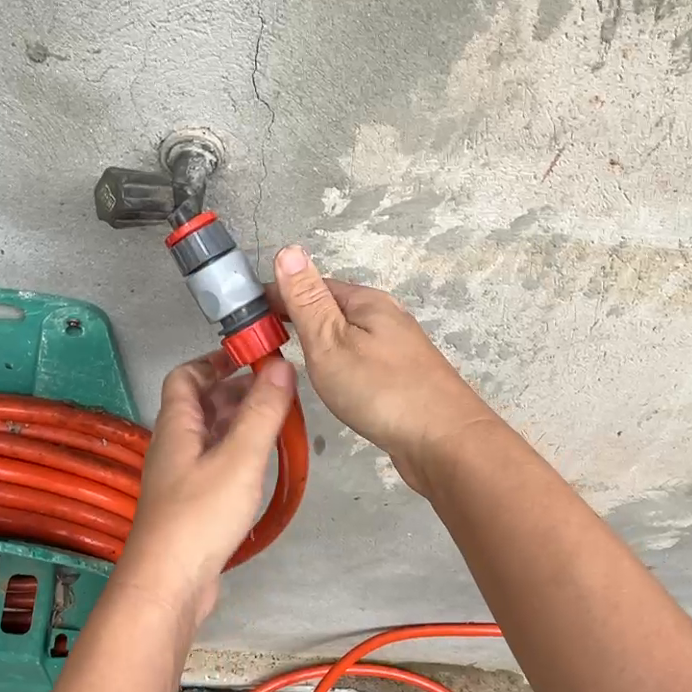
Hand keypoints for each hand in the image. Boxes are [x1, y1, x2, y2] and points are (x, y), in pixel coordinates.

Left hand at [115, 350, 296, 625]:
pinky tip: (261, 462)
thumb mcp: (239, 458)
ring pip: (210, 435)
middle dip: (236, 390)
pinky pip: (214, 462)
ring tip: (277, 420)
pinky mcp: (190, 503)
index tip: (251, 357)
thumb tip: (279, 365)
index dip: (214, 361)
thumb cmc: (200, 515)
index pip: (185, 375)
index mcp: (176, 425)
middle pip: (200, 404)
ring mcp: (180, 475)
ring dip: (239, 422)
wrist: (168, 583)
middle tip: (276, 389)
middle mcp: (173, 444)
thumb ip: (261, 412)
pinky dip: (237, 452)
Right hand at [268, 245, 493, 492]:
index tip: (248, 321)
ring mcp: (398, 348)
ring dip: (318, 343)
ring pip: (346, 336)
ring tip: (290, 365)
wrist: (444, 442)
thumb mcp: (330, 340)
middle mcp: (385, 317)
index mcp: (366, 302)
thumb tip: (288, 250)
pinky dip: (338, 365)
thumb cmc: (380, 390)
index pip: (311, 285)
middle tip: (262, 347)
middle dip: (296, 321)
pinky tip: (332, 384)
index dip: (277, 298)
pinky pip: (360, 360)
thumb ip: (306, 300)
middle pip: (331, 309)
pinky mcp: (403, 377)